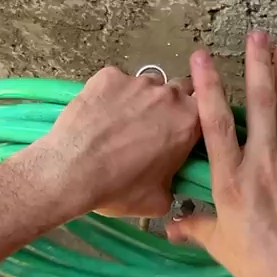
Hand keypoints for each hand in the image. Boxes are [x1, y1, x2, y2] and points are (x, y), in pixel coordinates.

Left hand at [15, 65, 200, 218]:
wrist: (70, 172)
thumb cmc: (117, 189)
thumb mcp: (158, 201)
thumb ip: (174, 184)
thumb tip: (171, 183)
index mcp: (189, 123)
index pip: (206, 108)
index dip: (195, 118)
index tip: (184, 129)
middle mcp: (168, 95)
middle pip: (179, 91)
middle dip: (169, 107)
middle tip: (150, 129)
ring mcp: (137, 81)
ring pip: (147, 85)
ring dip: (140, 100)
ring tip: (119, 123)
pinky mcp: (108, 76)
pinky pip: (116, 82)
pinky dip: (111, 95)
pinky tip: (98, 115)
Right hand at [167, 32, 276, 276]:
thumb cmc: (257, 264)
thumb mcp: (219, 245)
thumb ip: (194, 228)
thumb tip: (171, 226)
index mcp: (230, 180)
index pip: (216, 125)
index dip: (208, 88)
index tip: (201, 58)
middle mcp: (262, 165)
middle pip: (260, 106)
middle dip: (257, 67)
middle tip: (256, 35)